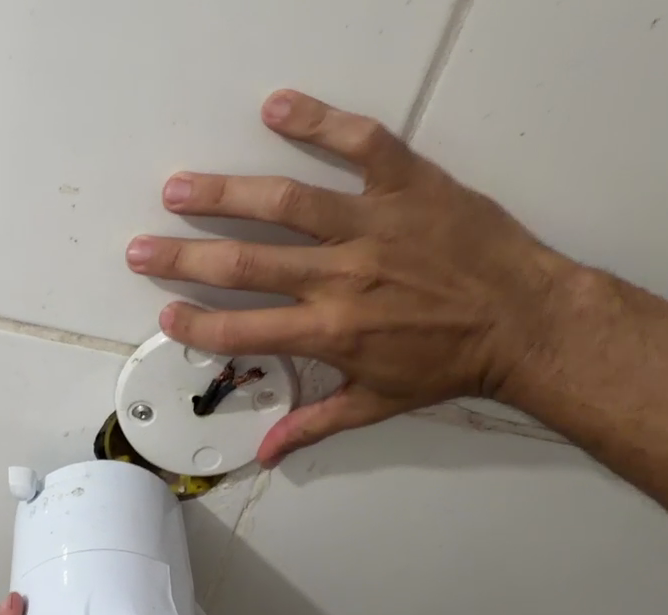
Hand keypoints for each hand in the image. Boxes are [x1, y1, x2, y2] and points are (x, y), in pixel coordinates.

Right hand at [124, 89, 579, 465]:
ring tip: (178, 188)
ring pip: (285, 204)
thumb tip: (265, 452)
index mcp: (331, 332)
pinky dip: (319, 124)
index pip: (244, 330)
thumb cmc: (449, 365)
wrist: (527, 322)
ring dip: (224, 195)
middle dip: (183, 259)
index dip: (197, 325)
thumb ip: (313, 424)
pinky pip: (360, 145)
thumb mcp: (376, 403)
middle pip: (245, 264)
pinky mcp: (409, 186)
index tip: (165, 313)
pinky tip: (276, 109)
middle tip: (141, 249)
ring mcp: (373, 225)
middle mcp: (342, 277)